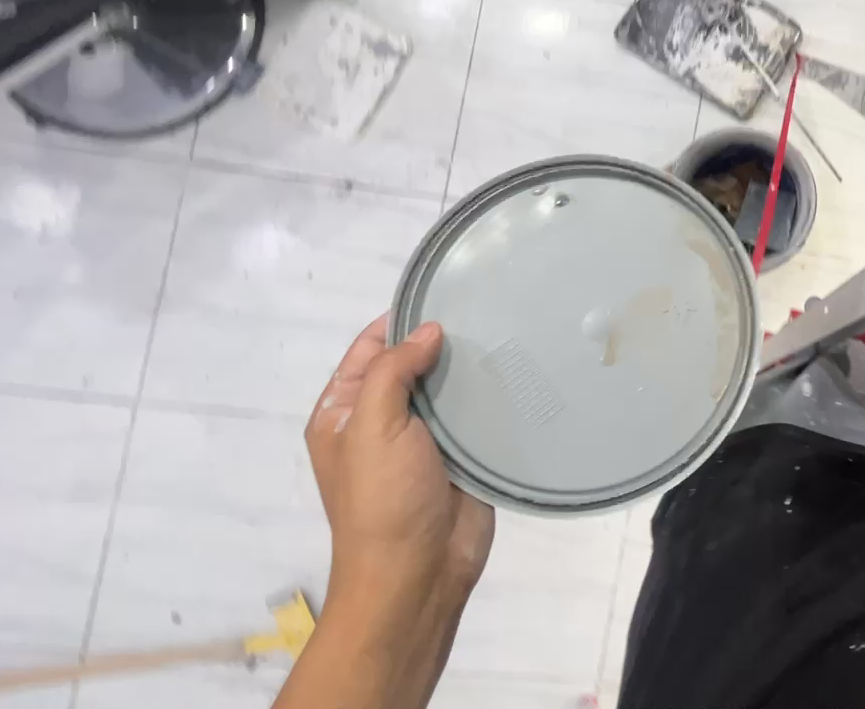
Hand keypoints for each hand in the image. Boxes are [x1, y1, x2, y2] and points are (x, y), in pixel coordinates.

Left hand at [306, 316, 494, 613]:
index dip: (400, 321)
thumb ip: (391, 372)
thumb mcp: (371, 428)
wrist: (419, 570)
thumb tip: (430, 330)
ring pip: (450, 385)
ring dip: (473, 365)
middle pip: (413, 363)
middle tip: (488, 307)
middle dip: (444, 339)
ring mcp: (425, 437)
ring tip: (510, 332)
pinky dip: (493, 393)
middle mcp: (383, 420)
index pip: (369, 349)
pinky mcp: (463, 452)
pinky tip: (519, 371)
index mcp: (345, 412)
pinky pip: (477, 411)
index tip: (443, 294)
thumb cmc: (383, 498)